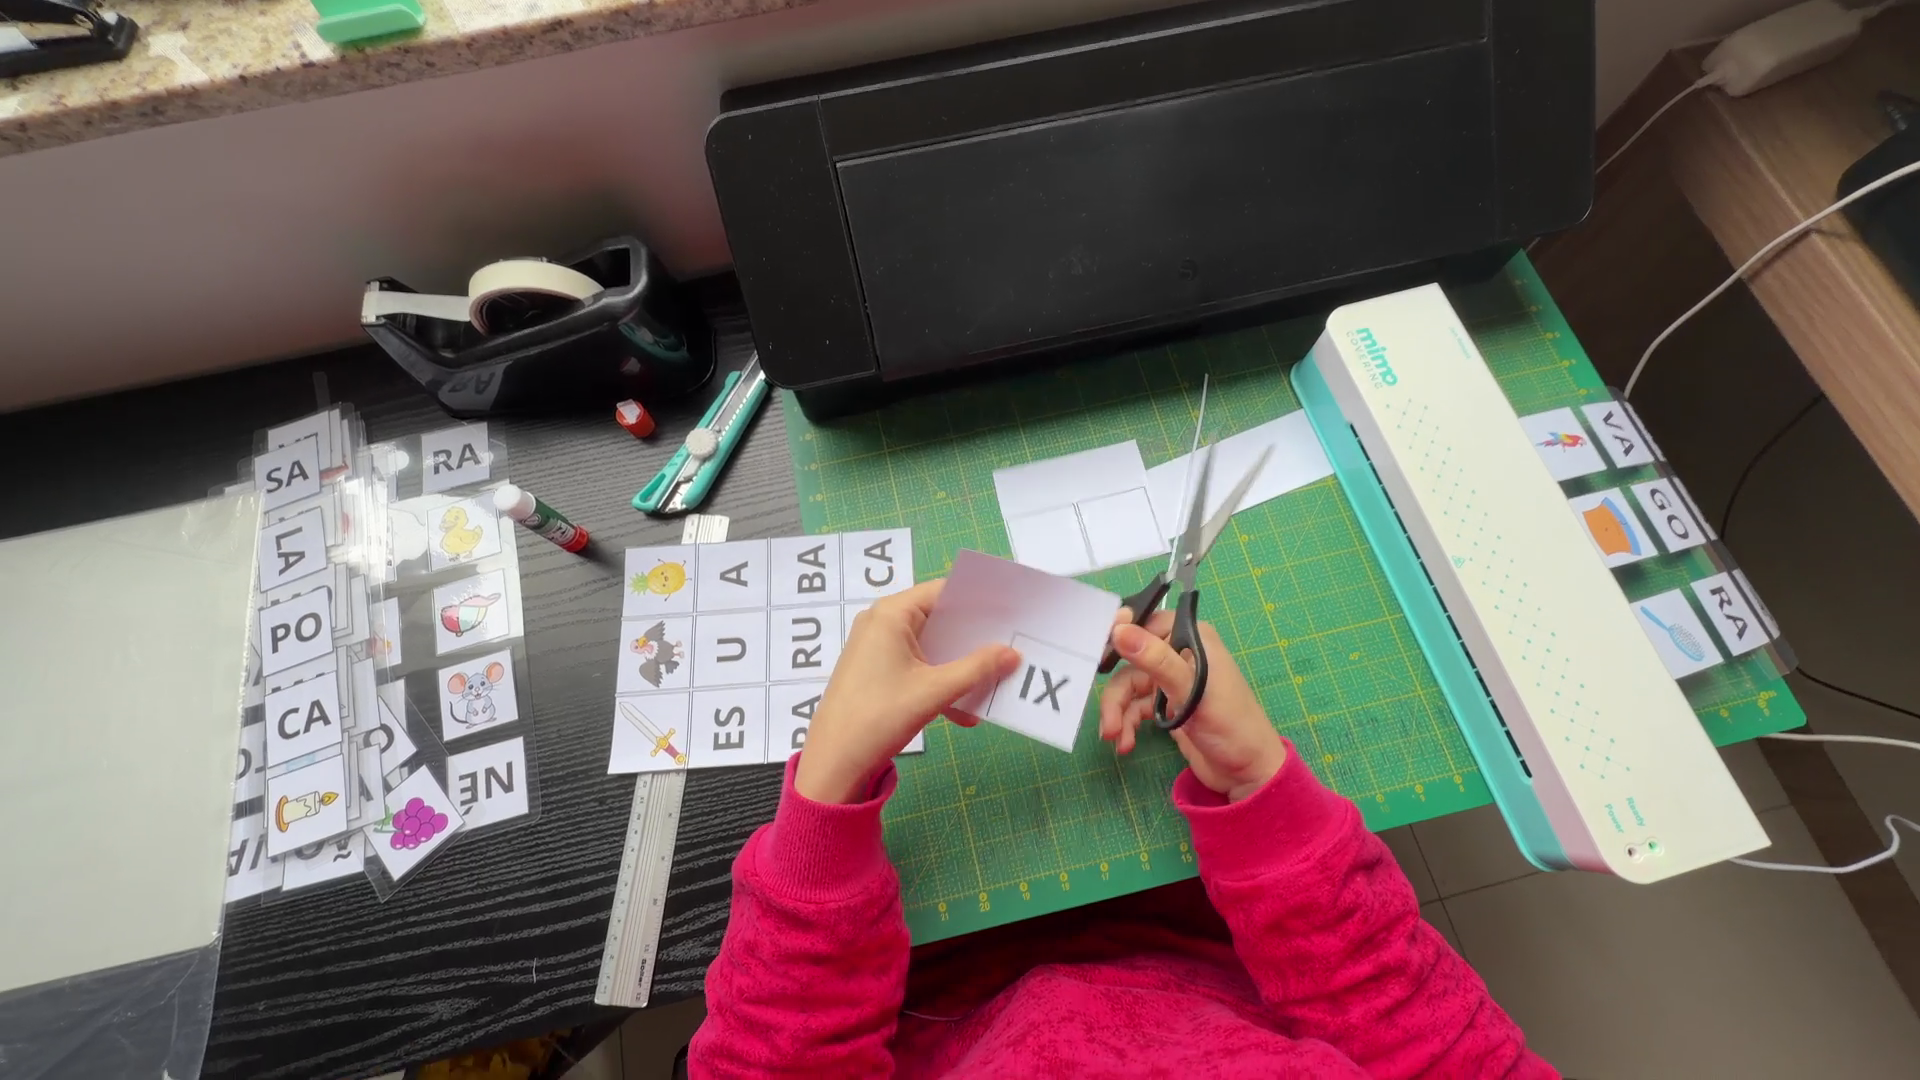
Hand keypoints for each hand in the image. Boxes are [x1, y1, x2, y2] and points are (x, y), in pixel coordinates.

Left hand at [795, 579, 1020, 803]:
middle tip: (1010, 642)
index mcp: (892, 614)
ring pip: (931, 645)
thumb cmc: (880, 716)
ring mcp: (879, 648)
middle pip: (939, 618)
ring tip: (994, 678)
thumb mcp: (935, 691)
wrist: (834, 762)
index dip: (978, 599)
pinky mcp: (878, 671)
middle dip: (973, 635)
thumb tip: (1012, 653)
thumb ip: (977, 669)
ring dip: (960, 664)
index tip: (1010, 610)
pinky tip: (965, 711)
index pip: (943, 591)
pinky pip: (919, 666)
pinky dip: (941, 682)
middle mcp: (883, 623)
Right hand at [1099, 613, 1286, 801]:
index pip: (1146, 622)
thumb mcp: (1191, 691)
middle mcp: (1179, 654)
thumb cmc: (1230, 726)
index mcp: (1192, 639)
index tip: (1096, 652)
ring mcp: (1171, 681)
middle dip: (1115, 688)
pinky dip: (1126, 724)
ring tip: (1112, 735)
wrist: (1247, 775)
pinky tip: (1125, 744)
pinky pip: (1134, 707)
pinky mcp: (1165, 706)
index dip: (1120, 635)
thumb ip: (1155, 660)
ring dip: (1117, 711)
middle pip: (1130, 659)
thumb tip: (1119, 630)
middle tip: (1102, 706)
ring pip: (1129, 687)